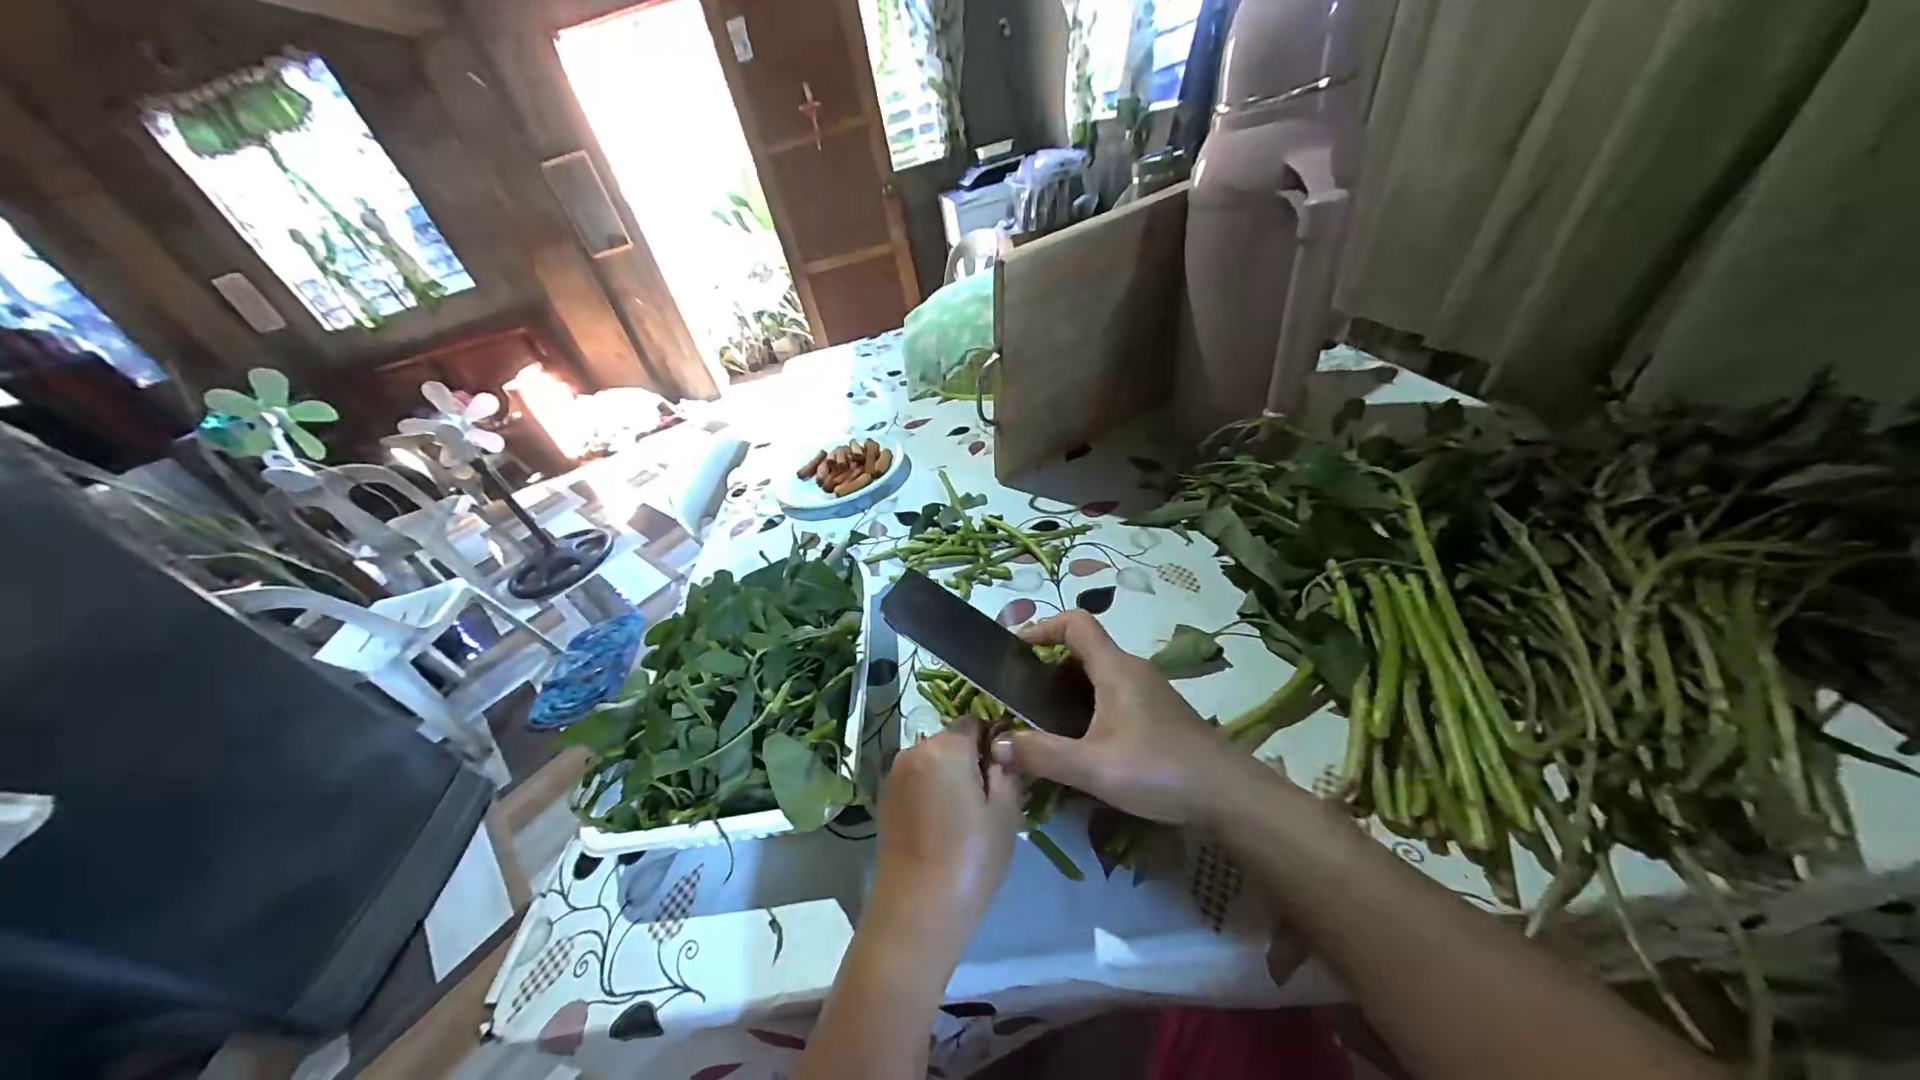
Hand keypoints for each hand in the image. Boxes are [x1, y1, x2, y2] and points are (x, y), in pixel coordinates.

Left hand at [867, 716, 1021, 950]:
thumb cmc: (969, 859)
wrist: (916, 912)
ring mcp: (894, 775)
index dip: (995, 741)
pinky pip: (918, 781)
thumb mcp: (1005, 812)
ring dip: (951, 776)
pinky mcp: (885, 799)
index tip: (1007, 773)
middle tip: (991, 800)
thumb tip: (1003, 749)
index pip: (976, 721)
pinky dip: (933, 792)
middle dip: (972, 759)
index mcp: (944, 746)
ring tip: (968, 818)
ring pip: (934, 761)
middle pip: (952, 740)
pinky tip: (944, 827)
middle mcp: (913, 750)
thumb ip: (1007, 770)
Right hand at [992, 610, 1254, 824]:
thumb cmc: (1159, 771)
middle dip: (1049, 666)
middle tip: (1024, 697)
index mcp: (1116, 668)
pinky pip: (1115, 693)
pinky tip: (1085, 742)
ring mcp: (1149, 690)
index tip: (1016, 652)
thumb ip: (1042, 755)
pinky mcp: (1158, 712)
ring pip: (1099, 674)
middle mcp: (1133, 670)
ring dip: (1069, 689)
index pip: (1075, 622)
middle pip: (1084, 649)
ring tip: (1047, 722)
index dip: (1042, 627)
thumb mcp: (1092, 768)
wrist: (1228, 795)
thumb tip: (997, 744)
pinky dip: (1090, 704)